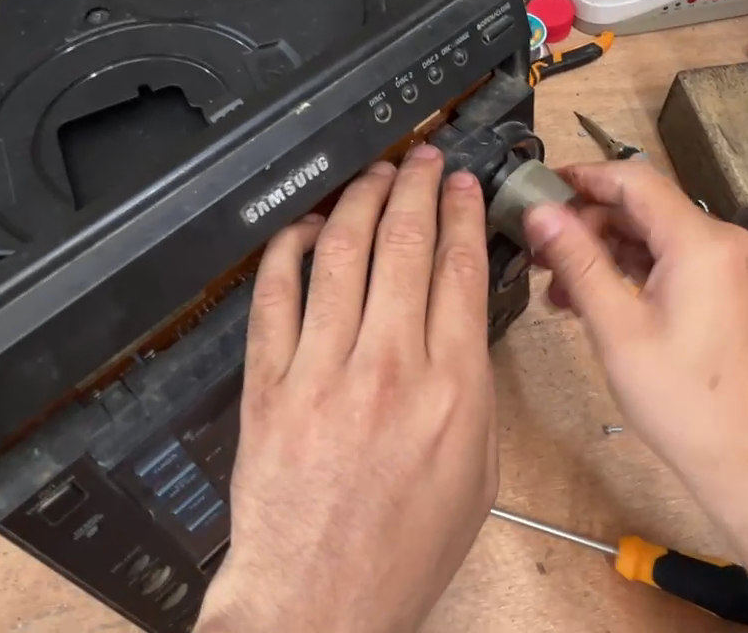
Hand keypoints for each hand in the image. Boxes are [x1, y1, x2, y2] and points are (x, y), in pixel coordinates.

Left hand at [198, 144, 496, 632]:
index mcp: (451, 388)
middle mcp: (389, 366)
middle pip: (405, 244)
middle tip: (422, 159)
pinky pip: (275, 295)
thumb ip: (475, 388)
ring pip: (343, 255)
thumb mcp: (478, 473)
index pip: (459, 269)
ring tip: (375, 173)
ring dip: (361, 200)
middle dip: (416, 187)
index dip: (461, 214)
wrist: (320, 601)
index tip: (462, 186)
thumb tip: (461, 317)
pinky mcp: (270, 383)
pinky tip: (306, 226)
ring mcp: (323, 370)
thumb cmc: (403, 547)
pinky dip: (289, 249)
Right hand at [522, 161, 747, 518]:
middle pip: (639, 206)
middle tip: (538, 249)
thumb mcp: (617, 326)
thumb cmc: (683, 399)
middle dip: (584, 222)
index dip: (581, 177)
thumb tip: (539, 211)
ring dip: (600, 250)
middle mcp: (719, 241)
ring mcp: (723, 265)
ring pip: (648, 234)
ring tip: (555, 282)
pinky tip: (588, 297)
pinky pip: (664, 260)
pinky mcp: (720, 288)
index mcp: (700, 241)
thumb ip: (577, 260)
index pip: (632, 179)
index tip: (537, 189)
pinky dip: (625, 270)